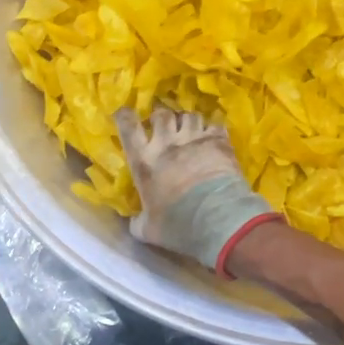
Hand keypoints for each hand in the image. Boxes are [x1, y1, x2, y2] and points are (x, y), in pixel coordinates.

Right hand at [114, 107, 280, 276]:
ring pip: (189, 115)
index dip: (124, 116)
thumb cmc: (178, 225)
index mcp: (144, 161)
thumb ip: (138, 222)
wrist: (217, 219)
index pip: (128, 126)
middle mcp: (166, 143)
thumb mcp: (147, 230)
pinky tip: (214, 139)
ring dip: (188, 122)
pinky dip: (212, 130)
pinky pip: (214, 125)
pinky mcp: (219, 142)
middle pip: (161, 114)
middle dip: (162, 118)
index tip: (125, 114)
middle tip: (165, 128)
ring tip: (191, 132)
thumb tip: (135, 222)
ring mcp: (194, 139)